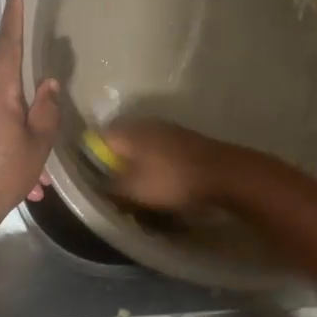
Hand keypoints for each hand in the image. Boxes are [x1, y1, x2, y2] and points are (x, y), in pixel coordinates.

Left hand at [0, 0, 59, 228]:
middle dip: (30, 107)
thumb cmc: (6, 172)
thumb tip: (48, 84)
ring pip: (3, 111)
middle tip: (45, 137)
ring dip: (21, 134)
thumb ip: (46, 109)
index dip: (13, 18)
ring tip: (35, 174)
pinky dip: (9, 144)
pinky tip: (22, 179)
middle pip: (10, 85)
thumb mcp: (39, 143)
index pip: (7, 45)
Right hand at [97, 118, 233, 211]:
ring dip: (139, 168)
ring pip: (143, 149)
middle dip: (117, 165)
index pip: (98, 138)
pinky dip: (158, 169)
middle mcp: (145, 124)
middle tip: (118, 189)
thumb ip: (110, 187)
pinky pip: (162, 155)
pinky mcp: (186, 141)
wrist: (223, 174)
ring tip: (142, 192)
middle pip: (121, 144)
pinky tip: (164, 186)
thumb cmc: (171, 179)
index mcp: (127, 131)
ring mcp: (168, 130)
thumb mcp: (132, 190)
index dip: (93, 159)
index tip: (96, 179)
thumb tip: (100, 186)